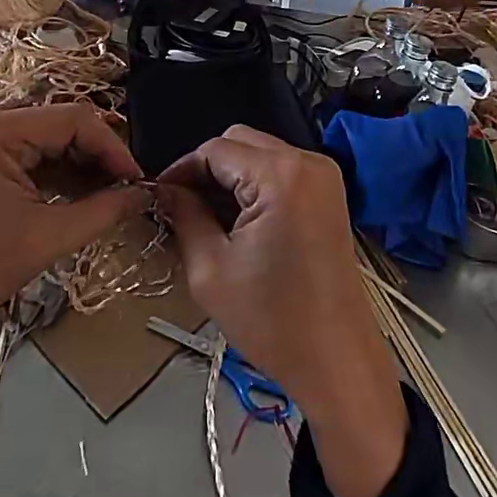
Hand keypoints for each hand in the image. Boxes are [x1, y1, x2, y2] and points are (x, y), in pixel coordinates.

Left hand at [0, 105, 147, 434]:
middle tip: (128, 192)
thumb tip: (145, 194)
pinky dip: (59, 180)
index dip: (114, 148)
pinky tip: (81, 202)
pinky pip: (31, 162)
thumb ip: (105, 210)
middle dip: (99, 160)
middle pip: (63, 129)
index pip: (75, 120)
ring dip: (82, 171)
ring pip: (50, 146)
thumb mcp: (48, 238)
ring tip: (110, 200)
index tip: (138, 182)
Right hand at [158, 127, 407, 496]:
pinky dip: (257, 185)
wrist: (336, 355)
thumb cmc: (272, 320)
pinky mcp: (331, 194)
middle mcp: (309, 162)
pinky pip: (283, 171)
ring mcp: (326, 176)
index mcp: (280, 175)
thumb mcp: (210, 269)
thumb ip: (185, 216)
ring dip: (232, 177)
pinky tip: (240, 221)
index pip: (216, 149)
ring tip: (207, 218)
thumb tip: (167, 191)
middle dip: (207, 169)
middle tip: (182, 208)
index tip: (159, 198)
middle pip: (241, 141)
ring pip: (262, 154)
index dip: (181, 170)